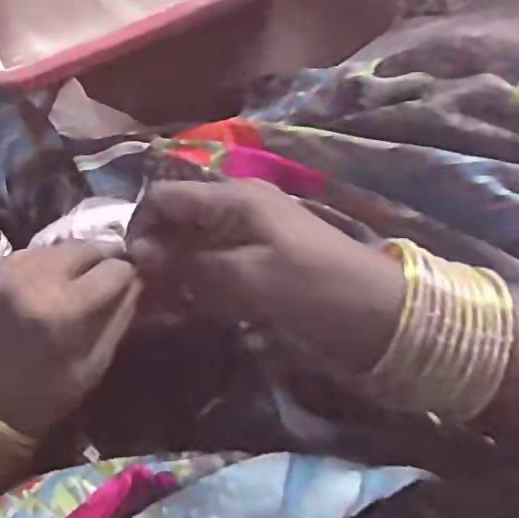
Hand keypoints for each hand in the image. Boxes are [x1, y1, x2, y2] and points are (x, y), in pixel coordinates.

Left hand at [0, 244, 142, 440]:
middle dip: (105, 257)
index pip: (113, 269)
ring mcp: (8, 270)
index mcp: (62, 308)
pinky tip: (53, 279)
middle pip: (86, 247)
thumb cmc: (46, 391)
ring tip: (83, 275)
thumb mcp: (94, 364)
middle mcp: (34, 279)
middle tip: (112, 271)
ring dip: (76, 257)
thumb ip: (119, 317)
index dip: (128, 274)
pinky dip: (48, 261)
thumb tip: (138, 280)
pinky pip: (32, 252)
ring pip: (59, 246)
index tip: (132, 282)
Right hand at [126, 179, 403, 372]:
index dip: (140, 226)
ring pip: (187, 246)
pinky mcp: (254, 261)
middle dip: (153, 252)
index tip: (132, 266)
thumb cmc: (315, 289)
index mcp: (232, 198)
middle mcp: (233, 209)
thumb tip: (140, 255)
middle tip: (144, 291)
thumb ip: (188, 262)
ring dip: (170, 273)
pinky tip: (185, 309)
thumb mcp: (247, 276)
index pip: (162, 197)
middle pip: (172, 221)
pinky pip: (208, 266)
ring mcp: (244, 235)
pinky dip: (192, 285)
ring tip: (161, 305)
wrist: (386, 320)